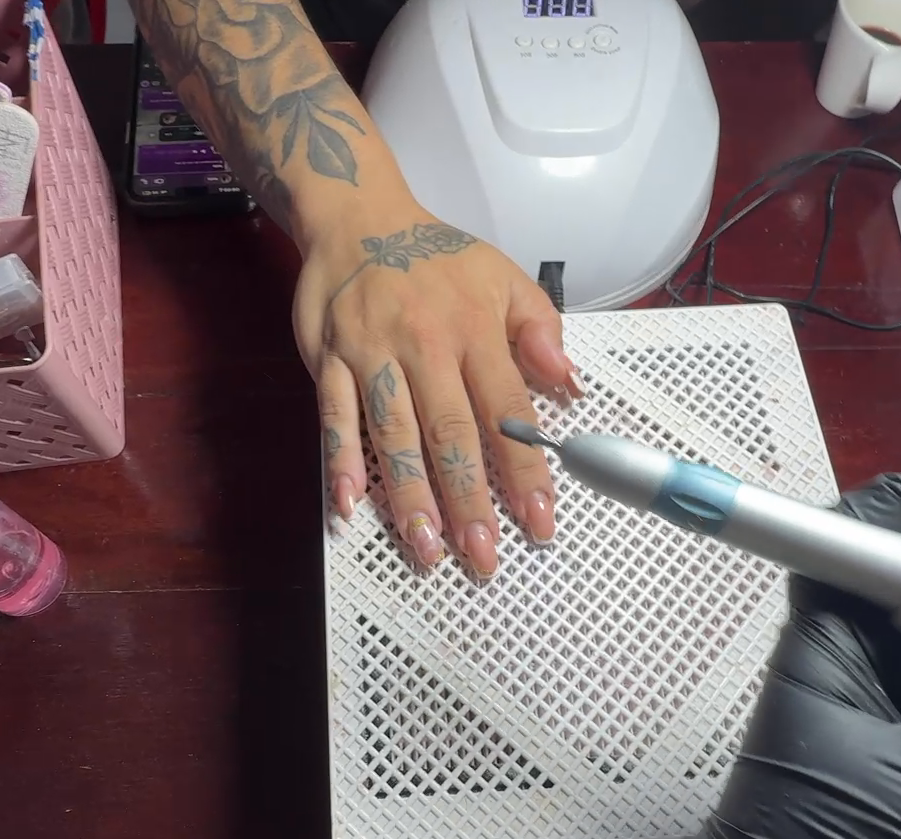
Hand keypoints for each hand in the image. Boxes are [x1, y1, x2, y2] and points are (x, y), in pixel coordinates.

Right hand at [293, 201, 582, 574]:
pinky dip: (340, 459)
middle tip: (481, 557)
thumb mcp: (502, 277)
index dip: (525, 471)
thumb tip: (571, 386)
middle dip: (469, 501)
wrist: (359, 219)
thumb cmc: (438, 258)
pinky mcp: (329, 362)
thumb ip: (539, 330)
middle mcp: (424, 346)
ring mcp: (371, 355)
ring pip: (394, 434)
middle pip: (450, 435)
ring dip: (410, 495)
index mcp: (474, 330)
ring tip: (427, 549)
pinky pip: (334, 416)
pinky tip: (349, 504)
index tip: (539, 522)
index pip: (506, 412)